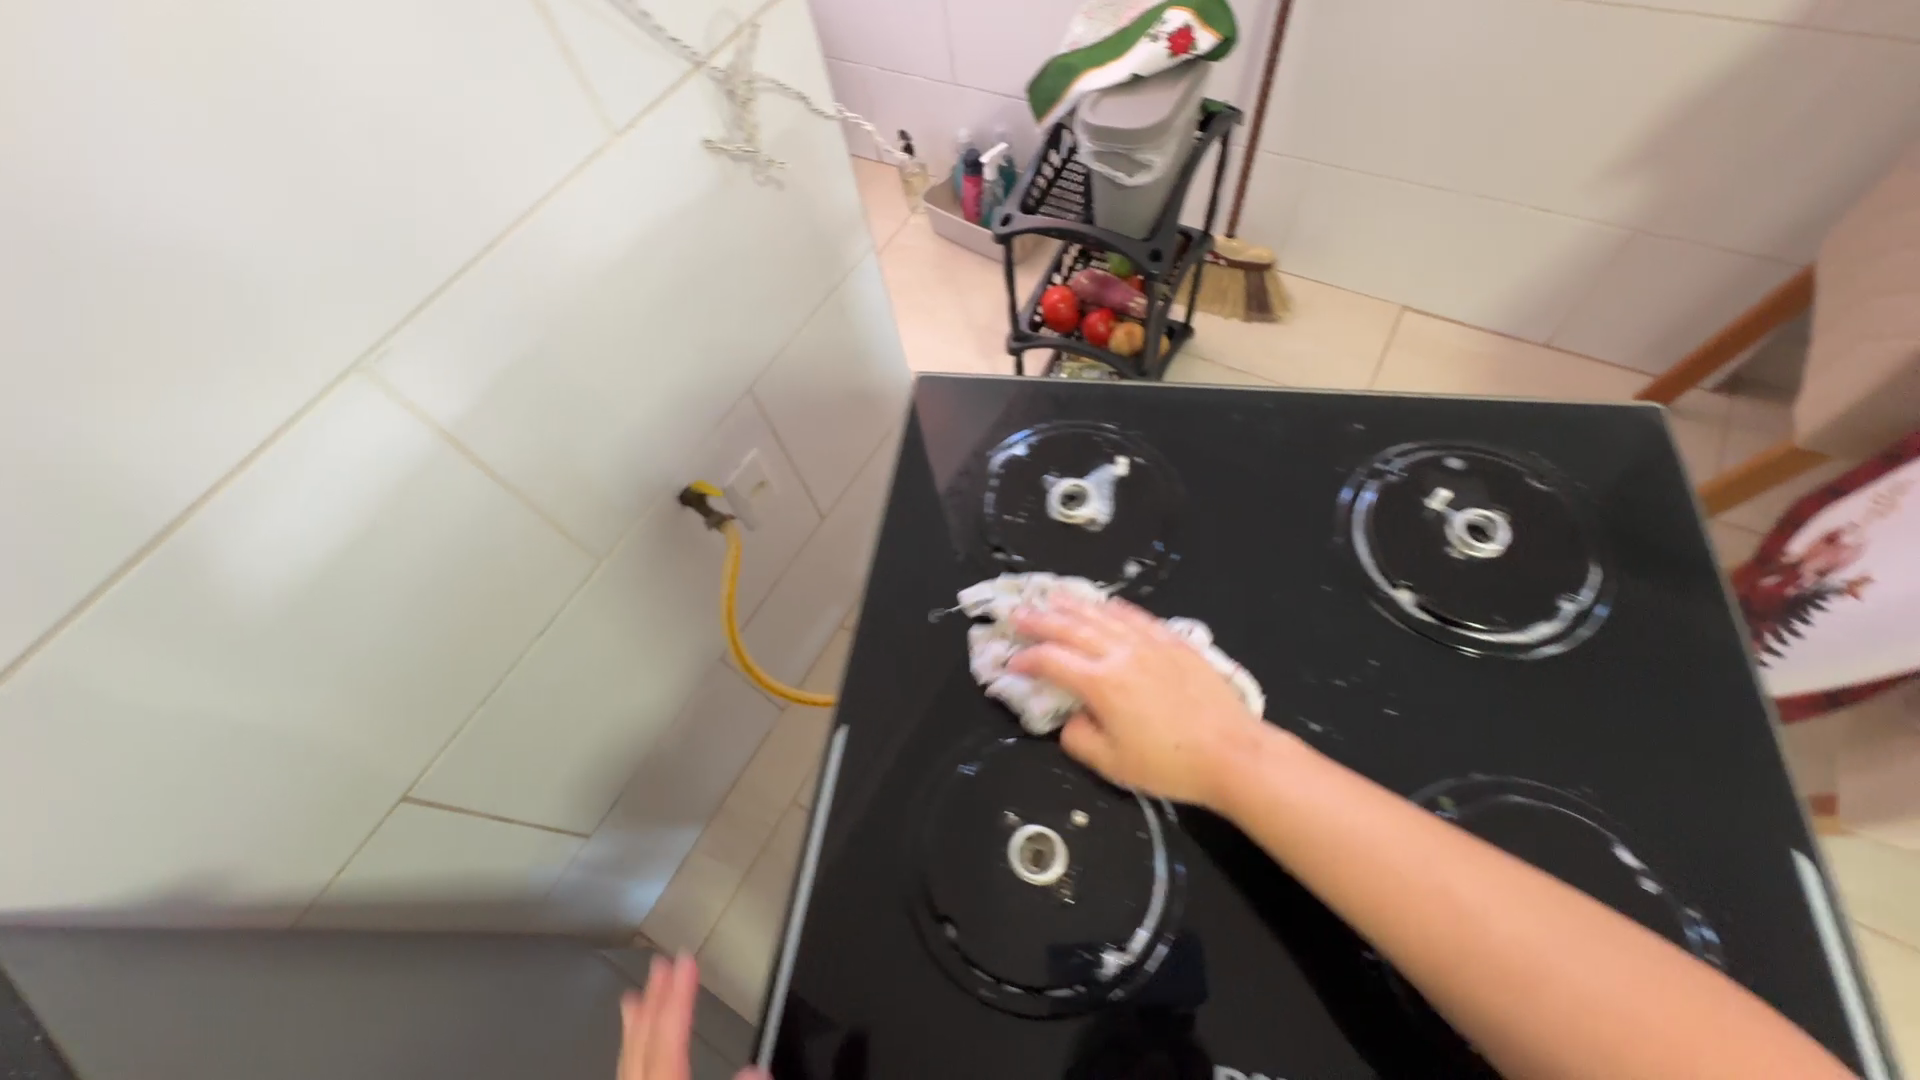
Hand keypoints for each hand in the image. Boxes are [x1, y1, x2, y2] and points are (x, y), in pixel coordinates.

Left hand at [618, 953, 768, 1079]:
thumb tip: (758, 1069)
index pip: (669, 1037)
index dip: (679, 995)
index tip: (685, 959)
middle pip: (645, 1042)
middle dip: (655, 998)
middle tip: (661, 962)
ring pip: (630, 1056)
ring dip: (638, 1021)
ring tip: (637, 994)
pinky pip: (628, 1072)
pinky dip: (631, 1049)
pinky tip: (634, 1045)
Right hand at [1010, 597, 1272, 809]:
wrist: (1233, 753)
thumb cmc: (1170, 764)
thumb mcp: (1112, 764)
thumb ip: (1079, 739)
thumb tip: (1071, 719)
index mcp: (1102, 683)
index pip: (1053, 661)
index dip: (1027, 659)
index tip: (1011, 662)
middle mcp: (1122, 654)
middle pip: (1072, 628)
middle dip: (1040, 620)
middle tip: (1017, 612)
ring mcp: (1151, 644)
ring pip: (1104, 616)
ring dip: (1074, 605)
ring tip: (1053, 596)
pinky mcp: (1176, 644)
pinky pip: (1139, 617)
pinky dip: (1116, 607)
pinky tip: (1106, 602)